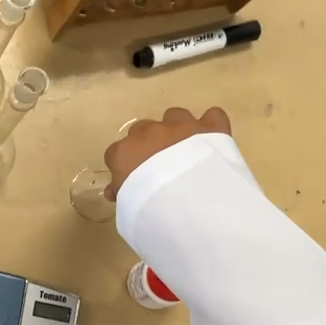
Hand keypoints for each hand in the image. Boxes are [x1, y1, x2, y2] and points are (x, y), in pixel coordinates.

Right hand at [104, 106, 231, 199]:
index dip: (124, 165)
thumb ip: (120, 193)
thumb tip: (114, 190)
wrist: (191, 201)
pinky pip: (211, 116)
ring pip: (174, 116)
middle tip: (158, 166)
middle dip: (148, 144)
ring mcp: (181, 125)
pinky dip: (210, 125)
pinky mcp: (210, 126)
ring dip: (176, 129)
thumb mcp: (126, 208)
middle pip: (143, 130)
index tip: (131, 179)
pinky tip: (211, 139)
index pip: (115, 153)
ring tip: (185, 150)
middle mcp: (149, 132)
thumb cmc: (150, 207)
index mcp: (124, 152)